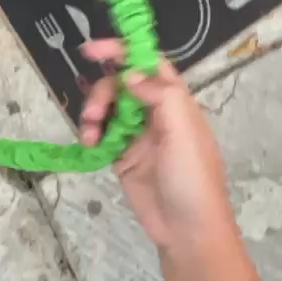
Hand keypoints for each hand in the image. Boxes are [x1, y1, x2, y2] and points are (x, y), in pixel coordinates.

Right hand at [78, 40, 237, 254]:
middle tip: (93, 113)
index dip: (122, 51)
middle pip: (119, 84)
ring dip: (92, 113)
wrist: (187, 230)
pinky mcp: (121, 156)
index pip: (147, 64)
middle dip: (101, 92)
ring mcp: (137, 135)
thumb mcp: (182, 131)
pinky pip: (99, 134)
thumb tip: (129, 74)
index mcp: (174, 102)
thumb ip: (158, 95)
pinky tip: (88, 145)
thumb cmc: (192, 177)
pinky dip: (90, 134)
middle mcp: (155, 113)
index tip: (91, 50)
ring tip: (88, 134)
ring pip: (106, 108)